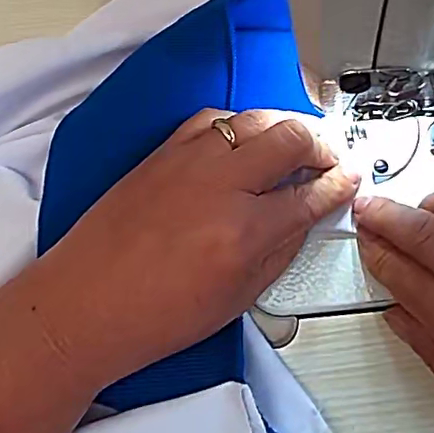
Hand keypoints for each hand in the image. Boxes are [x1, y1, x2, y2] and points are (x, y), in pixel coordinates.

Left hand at [23, 109, 359, 391]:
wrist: (86, 302)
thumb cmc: (153, 313)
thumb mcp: (235, 299)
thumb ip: (279, 252)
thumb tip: (304, 219)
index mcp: (244, 232)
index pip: (311, 194)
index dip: (338, 185)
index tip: (347, 180)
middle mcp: (220, 185)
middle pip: (291, 139)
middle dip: (322, 145)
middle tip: (328, 157)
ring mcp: (189, 161)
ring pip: (254, 119)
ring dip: (284, 126)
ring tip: (294, 142)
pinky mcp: (163, 151)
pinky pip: (212, 118)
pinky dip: (238, 123)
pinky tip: (243, 136)